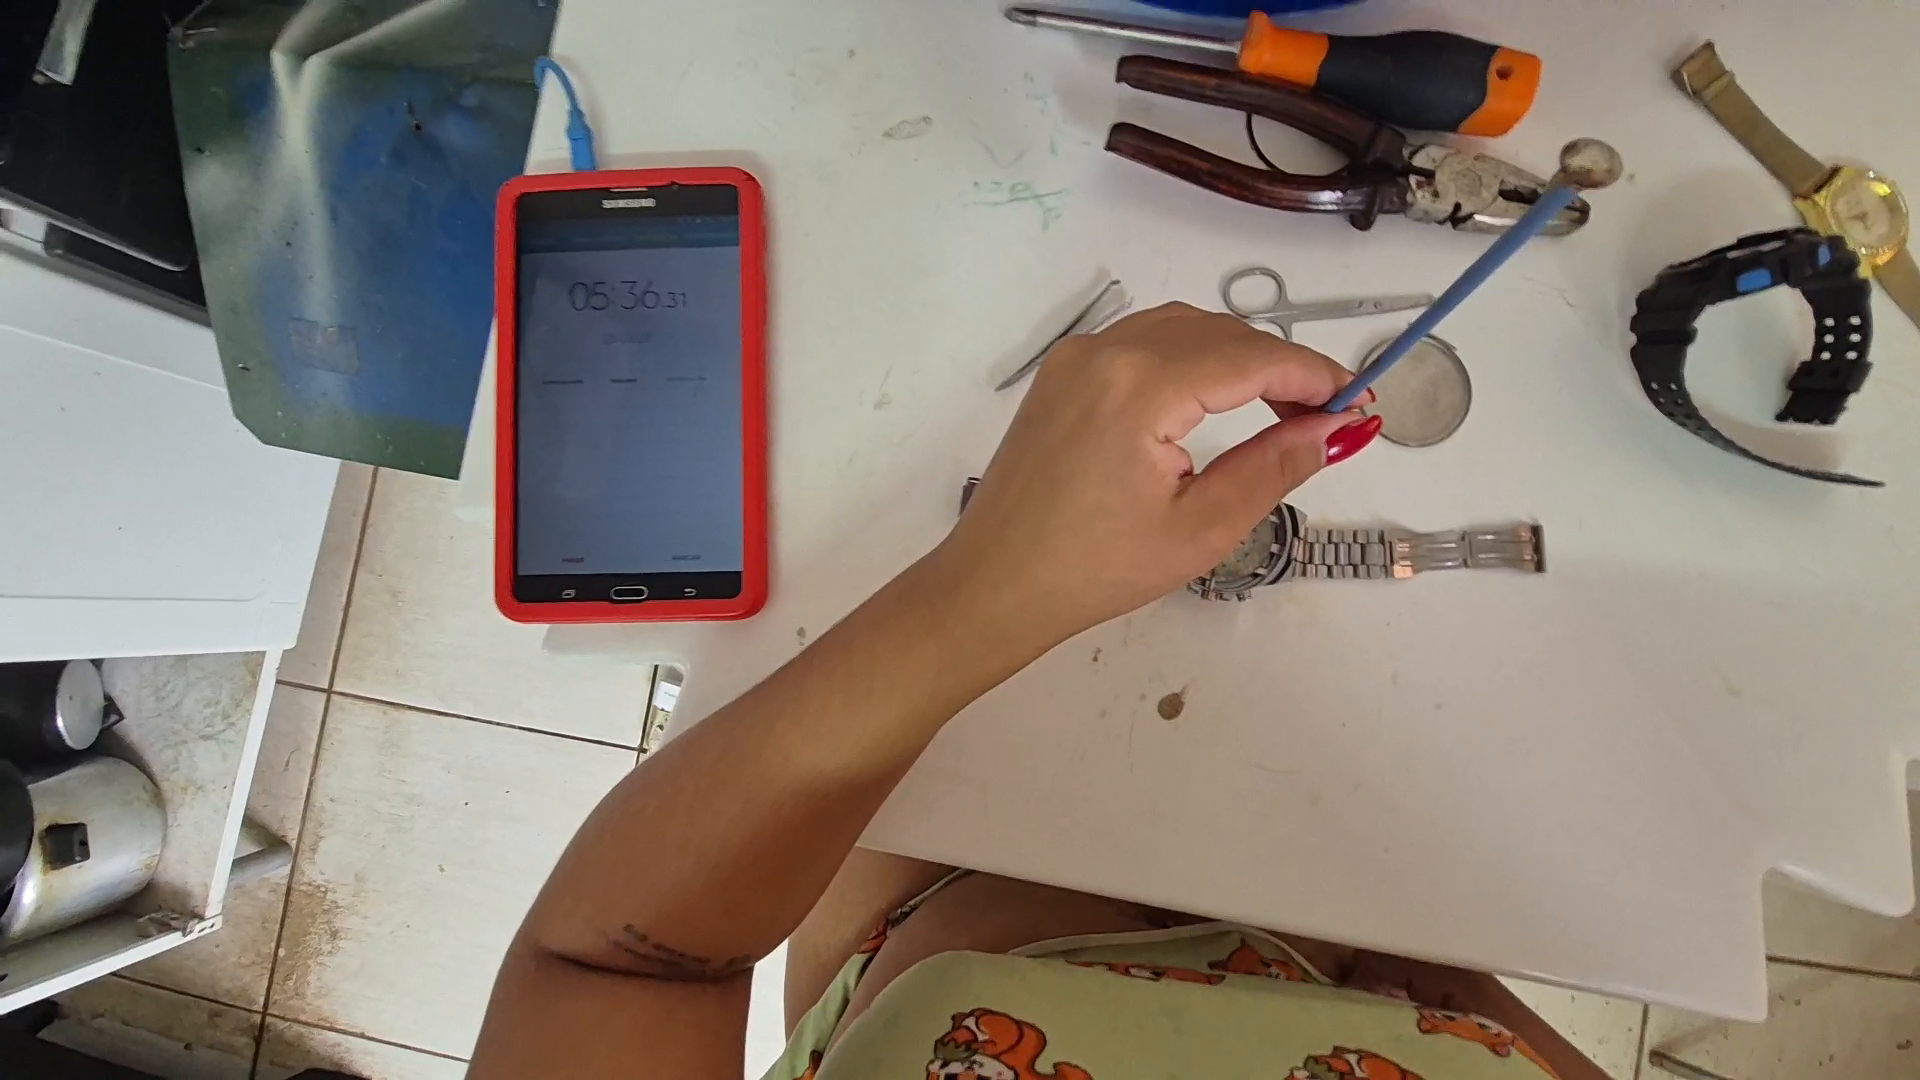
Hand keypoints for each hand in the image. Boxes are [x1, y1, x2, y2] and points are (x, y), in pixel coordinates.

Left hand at [934, 302, 1377, 650]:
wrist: (996, 584)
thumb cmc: (1095, 570)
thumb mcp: (1199, 529)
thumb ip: (1273, 467)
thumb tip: (1337, 427)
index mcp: (1140, 384)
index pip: (1250, 356)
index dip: (1313, 374)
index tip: (1357, 402)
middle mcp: (1103, 351)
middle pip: (1215, 333)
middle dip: (1275, 365)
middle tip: (1317, 418)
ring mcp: (1073, 359)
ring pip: (1176, 330)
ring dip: (1229, 357)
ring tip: (1268, 410)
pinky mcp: (1057, 377)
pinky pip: (1136, 344)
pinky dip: (1182, 360)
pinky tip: (1202, 401)